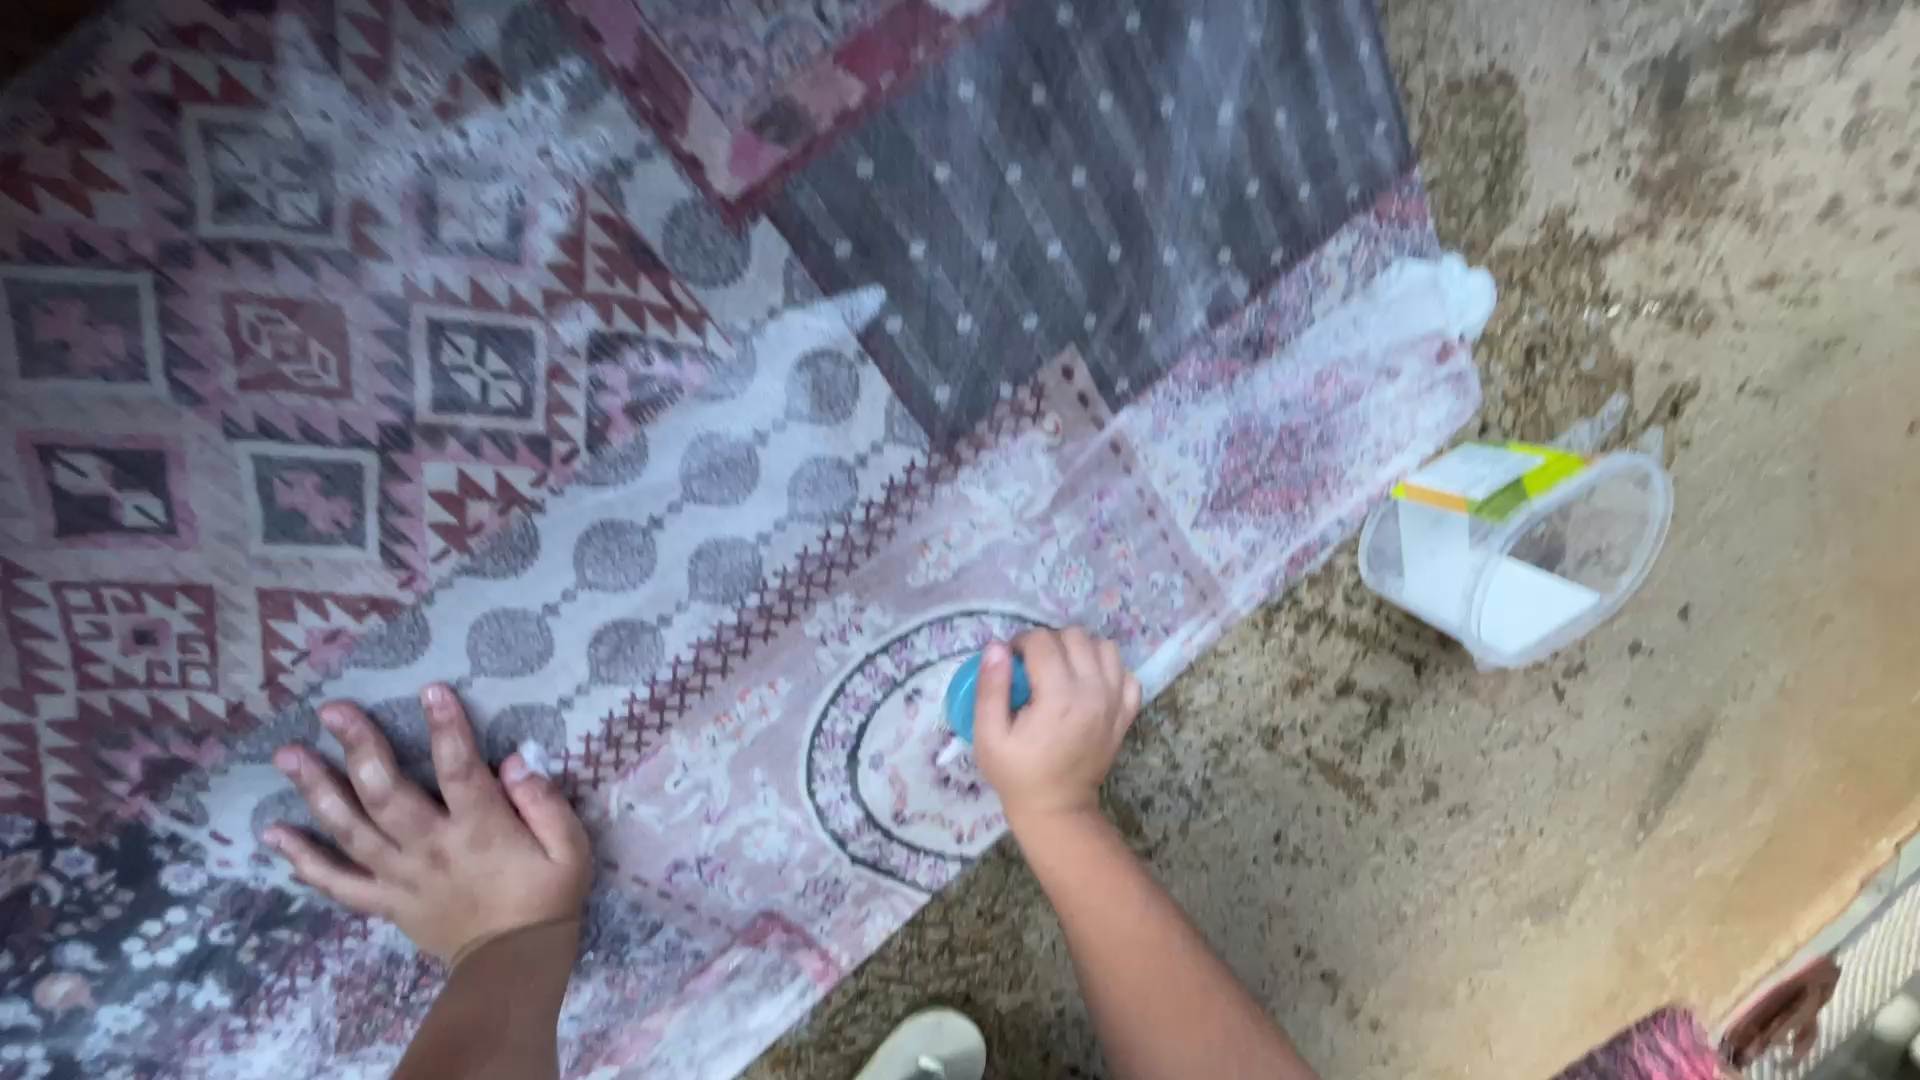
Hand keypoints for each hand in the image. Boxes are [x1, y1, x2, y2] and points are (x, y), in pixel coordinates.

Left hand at [263, 683, 591, 963]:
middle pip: (387, 791)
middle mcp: (431, 846)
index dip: (445, 727)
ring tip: (288, 755)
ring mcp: (401, 875)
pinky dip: (303, 858)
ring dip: (317, 790)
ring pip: (350, 828)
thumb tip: (516, 760)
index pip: (458, 768)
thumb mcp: (570, 845)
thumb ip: (545, 802)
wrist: (514, 961)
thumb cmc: (548, 894)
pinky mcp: (385, 901)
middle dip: (359, 747)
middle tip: (333, 711)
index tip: (429, 690)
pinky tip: (275, 834)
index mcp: (481, 828)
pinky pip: (336, 881)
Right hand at [972, 627, 1141, 829]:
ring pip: (1104, 647)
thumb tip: (996, 647)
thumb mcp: (988, 736)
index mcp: (1058, 695)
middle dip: (1049, 643)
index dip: (1020, 643)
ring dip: (1080, 650)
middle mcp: (1093, 690)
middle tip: (1032, 667)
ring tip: (1061, 671)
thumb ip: (990, 688)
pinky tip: (1089, 684)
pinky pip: (1125, 673)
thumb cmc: (1017, 774)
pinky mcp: (1126, 713)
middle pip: (1074, 636)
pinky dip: (1108, 670)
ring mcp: (1114, 701)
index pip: (1042, 640)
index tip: (1010, 663)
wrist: (1057, 809)